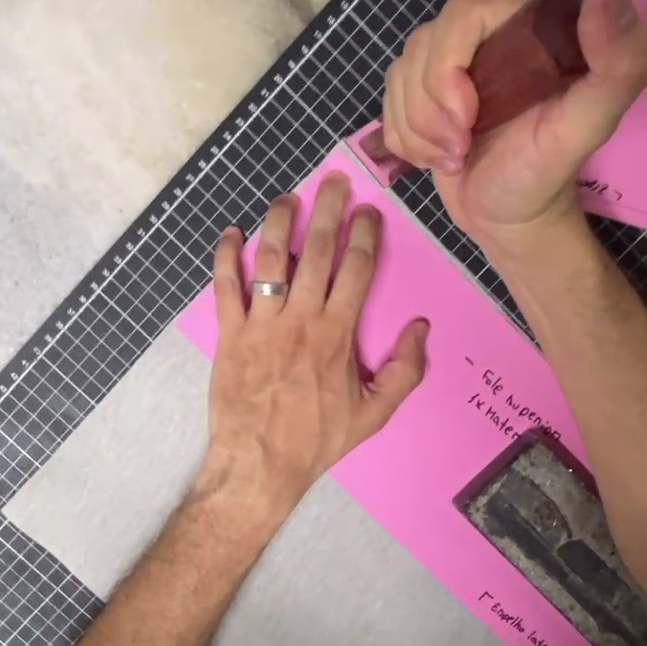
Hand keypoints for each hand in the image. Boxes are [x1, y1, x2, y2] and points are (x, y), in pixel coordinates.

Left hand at [198, 174, 429, 525]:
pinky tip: (230, 234)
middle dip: (327, 211)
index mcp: (337, 334)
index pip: (356, 269)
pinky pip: (225, 288)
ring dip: (279, 223)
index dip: (365, 234)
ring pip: (271, 261)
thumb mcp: (374, 413)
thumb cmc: (316, 440)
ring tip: (287, 197)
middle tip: (333, 182)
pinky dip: (225, 258)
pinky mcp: (229, 335)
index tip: (369, 212)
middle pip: (316, 252)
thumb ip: (405, 370)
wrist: (259, 464)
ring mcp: (261, 324)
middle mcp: (300, 320)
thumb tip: (421, 328)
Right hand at [380, 0, 646, 250]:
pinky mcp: (424, 98)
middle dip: (429, 110)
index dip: (446, 69)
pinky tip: (436, 157)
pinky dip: (404, 139)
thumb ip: (619, 60)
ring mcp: (451, 68)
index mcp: (529, 23)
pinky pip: (388, 104)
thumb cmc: (546, 175)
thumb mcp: (589, 124)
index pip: (461, 16)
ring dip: (417, 130)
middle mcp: (487, 35)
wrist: (510, 220)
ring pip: (400, 76)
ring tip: (453, 157)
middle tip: (460, 149)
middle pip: (422, 47)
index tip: (465, 120)